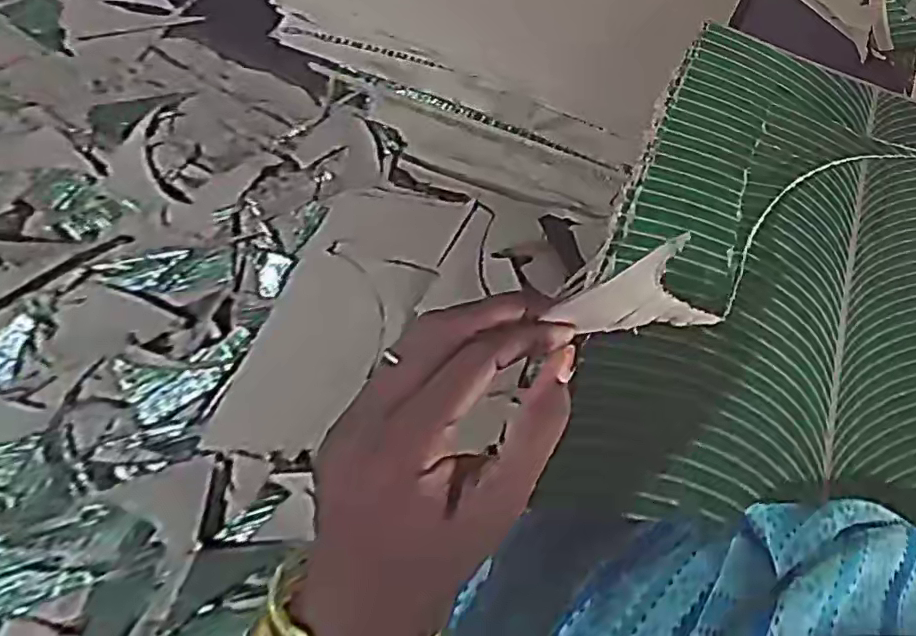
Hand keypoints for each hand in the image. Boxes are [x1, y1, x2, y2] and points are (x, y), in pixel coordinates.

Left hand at [292, 293, 577, 635]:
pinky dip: (456, 337)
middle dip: (500, 309)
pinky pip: (409, 355)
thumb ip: (540, 427)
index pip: (470, 361)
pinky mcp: (353, 415)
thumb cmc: (438, 558)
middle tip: (549, 309)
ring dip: (478, 317)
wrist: (359, 608)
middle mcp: (363, 422)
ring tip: (526, 319)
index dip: (525, 335)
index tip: (564, 334)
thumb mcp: (504, 501)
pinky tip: (489, 343)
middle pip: (436, 332)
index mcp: (399, 447)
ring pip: (418, 335)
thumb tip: (563, 360)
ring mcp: (351, 416)